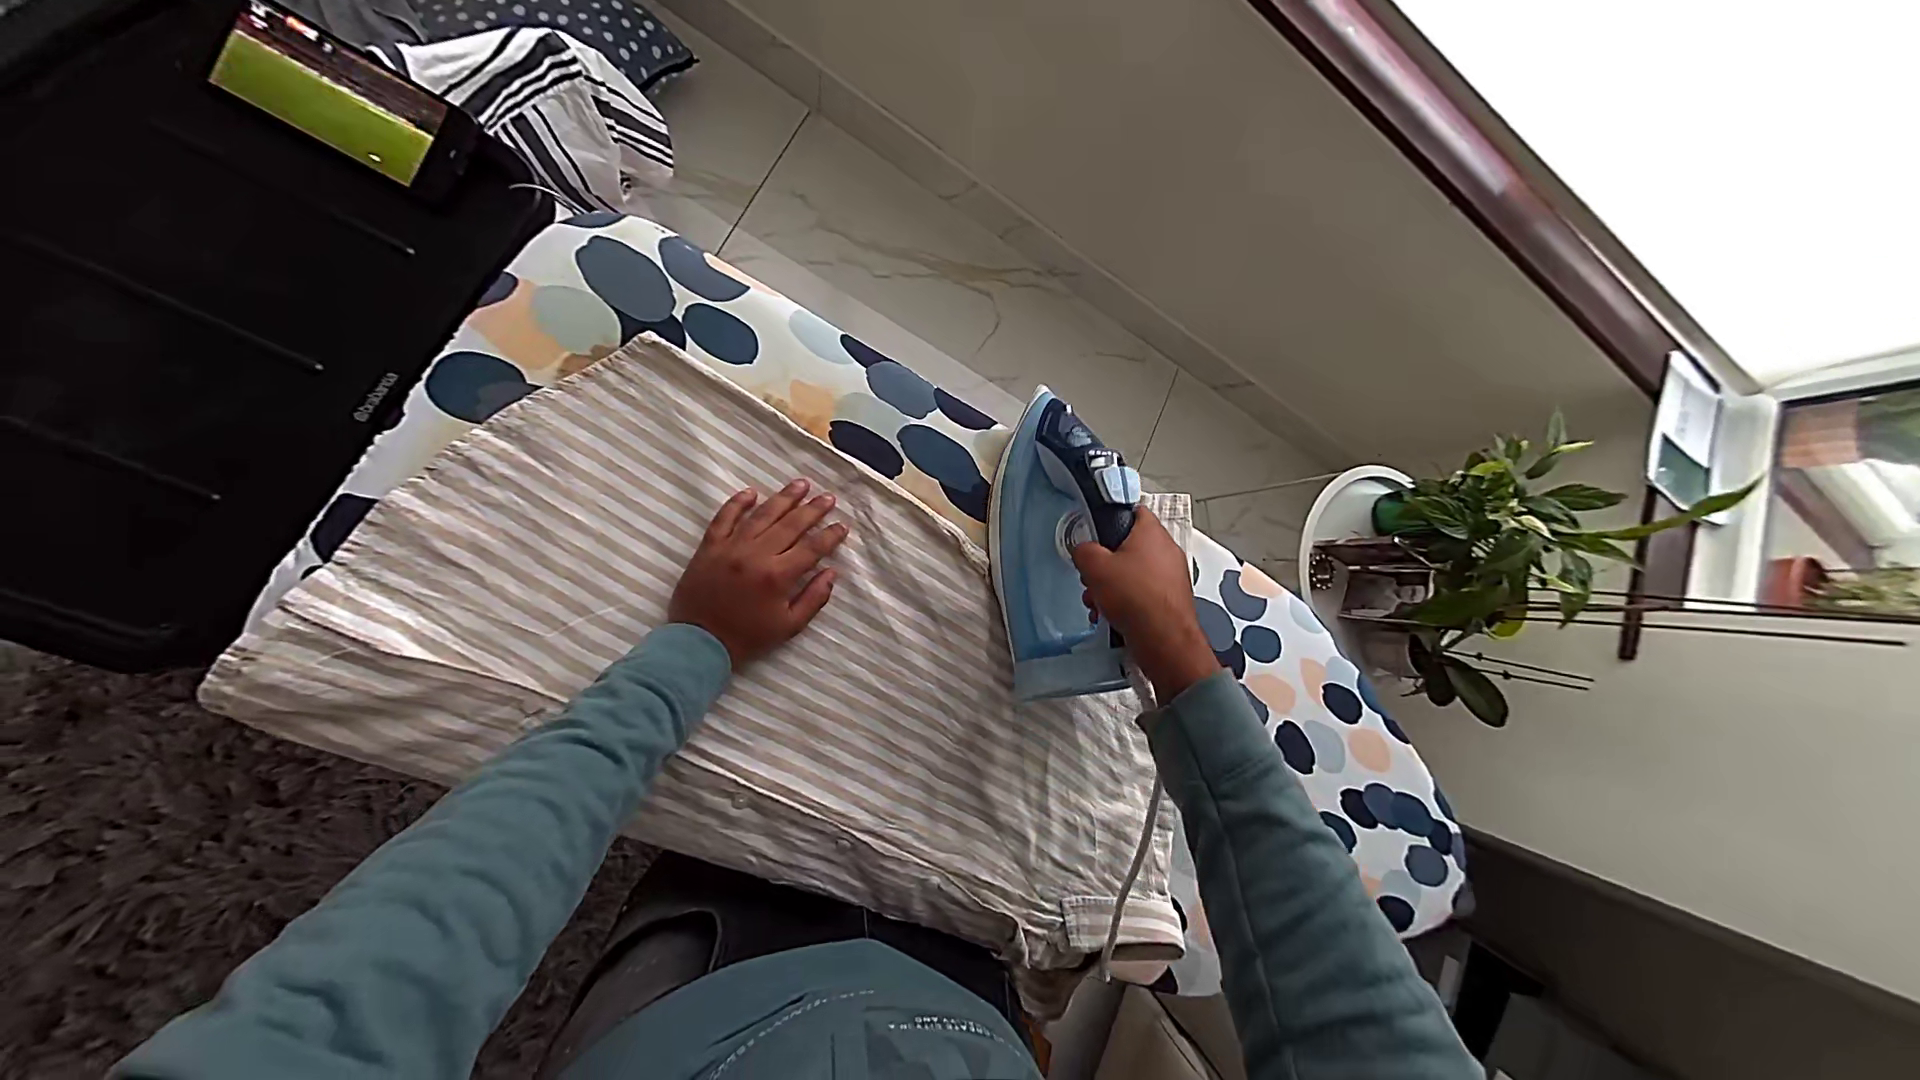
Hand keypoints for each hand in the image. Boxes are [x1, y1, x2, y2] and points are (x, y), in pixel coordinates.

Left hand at [668, 479, 848, 665]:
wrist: (698, 643)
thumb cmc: (747, 637)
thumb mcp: (789, 626)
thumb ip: (814, 598)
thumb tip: (831, 572)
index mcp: (777, 576)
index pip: (812, 548)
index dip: (830, 535)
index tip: (842, 526)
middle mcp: (756, 555)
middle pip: (791, 525)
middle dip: (813, 509)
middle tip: (828, 497)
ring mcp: (730, 548)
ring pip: (762, 515)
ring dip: (784, 498)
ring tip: (801, 484)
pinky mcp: (709, 547)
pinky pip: (724, 518)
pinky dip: (738, 503)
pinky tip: (752, 492)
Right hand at [1071, 505, 1218, 699]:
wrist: (1163, 639)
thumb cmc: (1136, 598)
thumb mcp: (1094, 566)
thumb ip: (1083, 550)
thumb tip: (1084, 551)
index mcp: (1152, 533)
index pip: (1134, 511)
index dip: (1113, 518)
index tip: (1099, 529)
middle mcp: (1167, 551)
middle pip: (1129, 547)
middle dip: (1106, 563)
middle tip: (1094, 574)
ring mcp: (1171, 576)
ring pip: (1134, 573)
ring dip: (1112, 585)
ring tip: (1099, 601)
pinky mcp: (1170, 599)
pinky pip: (1142, 593)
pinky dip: (1125, 601)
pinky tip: (1111, 615)